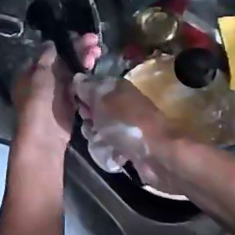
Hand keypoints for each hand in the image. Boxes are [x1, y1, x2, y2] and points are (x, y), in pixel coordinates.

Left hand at [10, 35, 101, 150]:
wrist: (44, 135)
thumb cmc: (38, 101)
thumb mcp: (40, 73)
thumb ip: (47, 56)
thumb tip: (51, 43)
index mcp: (31, 71)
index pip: (50, 51)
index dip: (66, 42)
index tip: (82, 36)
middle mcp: (43, 79)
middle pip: (63, 60)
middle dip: (79, 50)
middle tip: (95, 44)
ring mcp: (56, 91)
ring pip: (73, 71)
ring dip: (84, 61)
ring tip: (97, 53)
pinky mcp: (68, 102)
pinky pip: (78, 84)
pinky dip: (86, 76)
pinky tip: (94, 68)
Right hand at [71, 73, 191, 188]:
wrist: (156, 154)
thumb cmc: (127, 123)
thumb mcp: (103, 100)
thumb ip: (88, 89)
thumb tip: (77, 77)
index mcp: (118, 88)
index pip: (91, 88)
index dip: (82, 98)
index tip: (80, 108)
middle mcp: (123, 105)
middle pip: (93, 113)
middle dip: (89, 124)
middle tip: (93, 128)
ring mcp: (126, 126)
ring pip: (99, 132)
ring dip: (98, 141)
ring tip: (106, 145)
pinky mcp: (130, 146)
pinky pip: (110, 148)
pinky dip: (110, 154)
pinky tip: (115, 157)